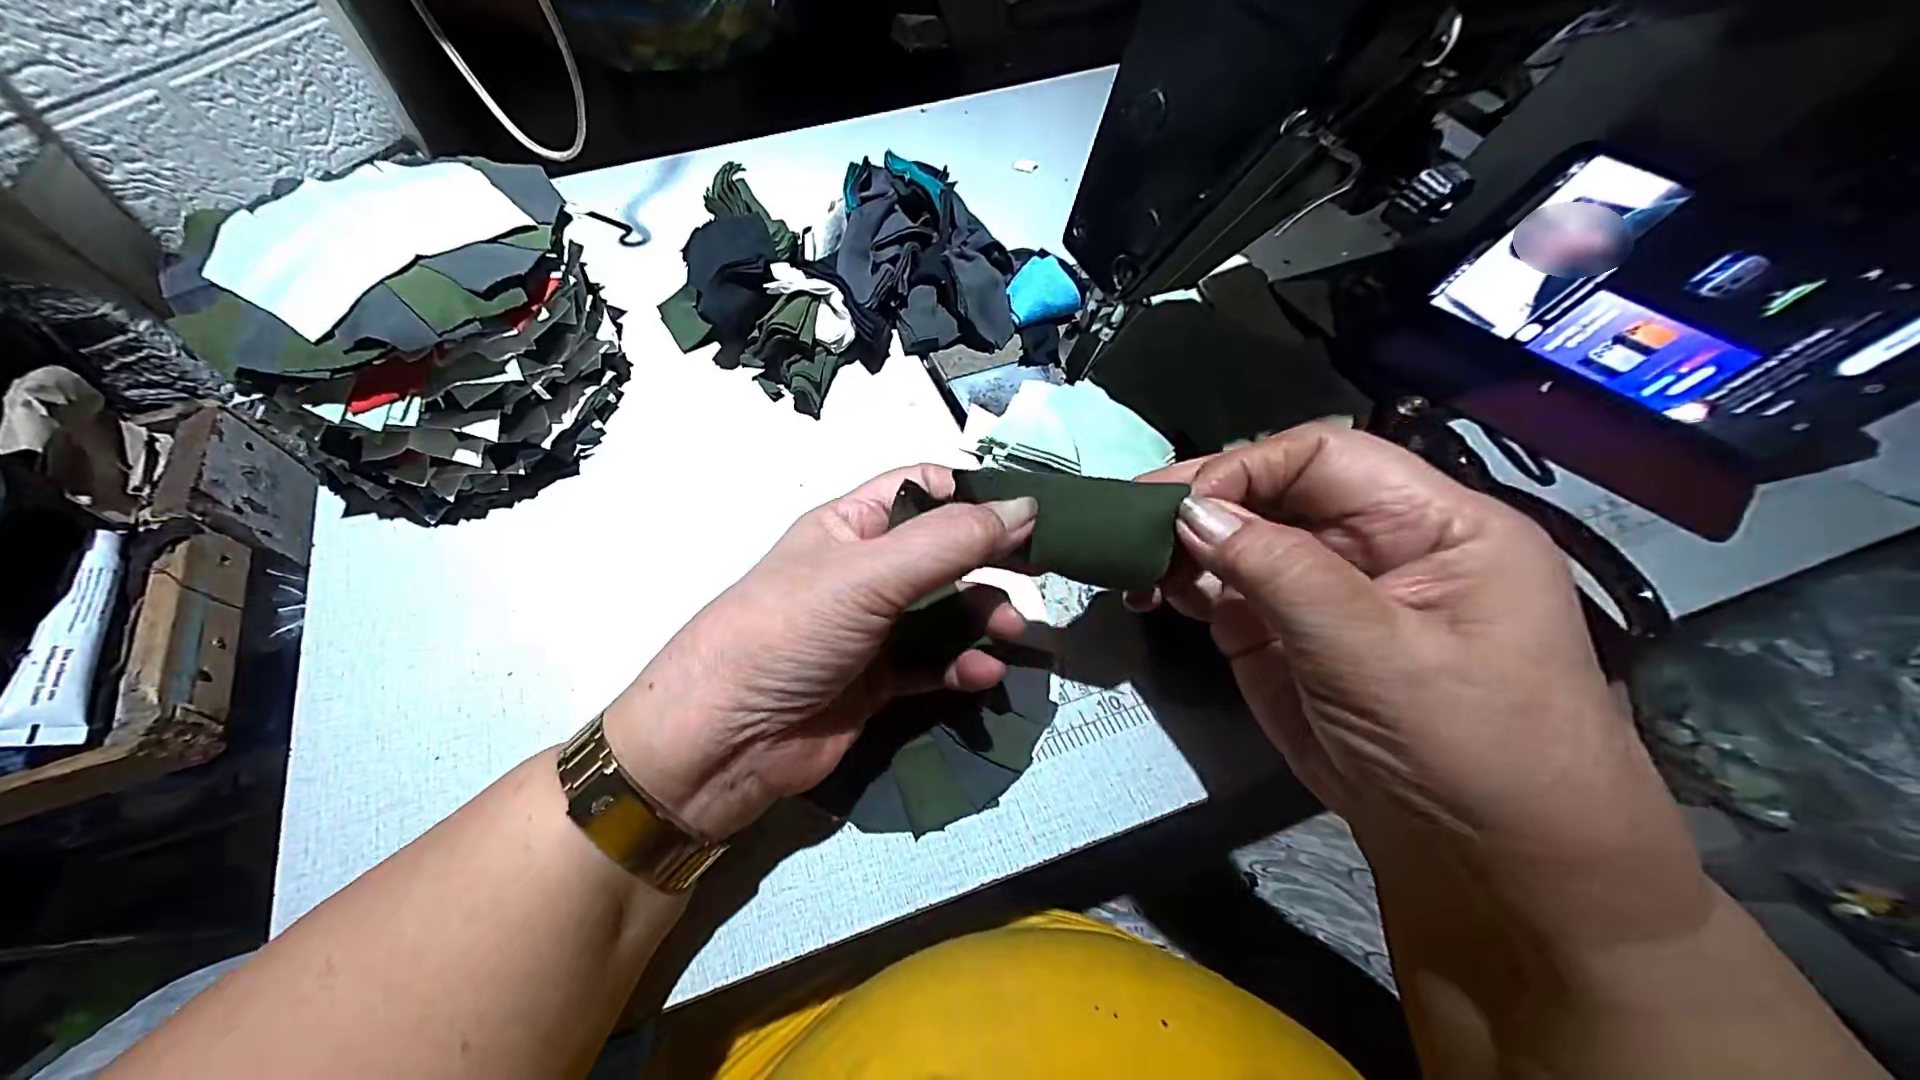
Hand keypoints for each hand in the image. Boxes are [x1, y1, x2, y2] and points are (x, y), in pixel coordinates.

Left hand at [602, 465, 1035, 839]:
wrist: (723, 744)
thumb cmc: (790, 632)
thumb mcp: (869, 574)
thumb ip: (950, 540)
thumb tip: (1026, 505)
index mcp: (853, 525)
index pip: (924, 489)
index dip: (974, 496)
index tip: (1027, 514)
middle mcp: (866, 571)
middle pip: (945, 551)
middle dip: (992, 560)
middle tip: (1039, 573)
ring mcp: (873, 628)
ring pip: (947, 611)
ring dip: (984, 618)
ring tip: (1011, 632)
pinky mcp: (881, 680)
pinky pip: (935, 664)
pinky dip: (962, 666)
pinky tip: (981, 675)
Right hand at [1136, 423, 1708, 941]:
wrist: (1480, 863)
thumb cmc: (1465, 748)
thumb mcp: (1376, 653)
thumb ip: (1281, 572)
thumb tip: (1191, 512)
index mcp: (1430, 522)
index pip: (1324, 455)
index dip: (1246, 468)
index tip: (1182, 505)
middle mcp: (1369, 543)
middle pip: (1270, 492)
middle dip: (1200, 502)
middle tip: (1128, 518)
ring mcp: (1319, 590)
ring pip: (1236, 540)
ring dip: (1180, 546)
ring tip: (1133, 567)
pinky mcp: (1280, 634)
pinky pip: (1222, 590)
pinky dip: (1182, 586)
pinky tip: (1152, 593)